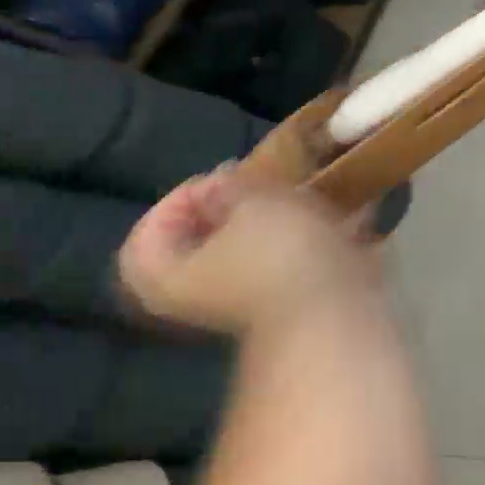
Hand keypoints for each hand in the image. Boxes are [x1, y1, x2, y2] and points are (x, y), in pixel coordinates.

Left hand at [120, 171, 378, 334]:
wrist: (336, 309)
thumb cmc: (281, 255)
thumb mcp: (254, 204)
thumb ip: (229, 188)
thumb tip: (219, 186)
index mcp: (164, 275)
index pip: (149, 230)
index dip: (182, 197)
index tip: (225, 175)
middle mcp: (194, 293)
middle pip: (198, 241)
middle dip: (228, 208)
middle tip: (257, 184)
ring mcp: (242, 299)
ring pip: (246, 250)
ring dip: (270, 221)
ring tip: (299, 196)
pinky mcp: (285, 298)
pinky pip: (285, 259)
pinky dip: (303, 237)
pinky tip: (332, 217)